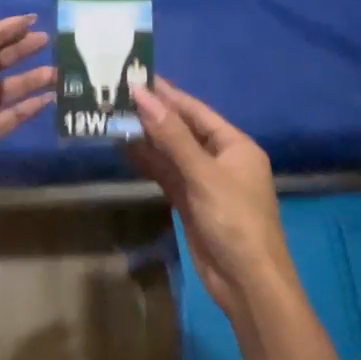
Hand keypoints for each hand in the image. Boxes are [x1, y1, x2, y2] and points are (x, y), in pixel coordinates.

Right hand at [125, 78, 291, 315]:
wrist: (247, 282)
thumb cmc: (235, 221)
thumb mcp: (204, 174)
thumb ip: (172, 136)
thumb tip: (143, 96)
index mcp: (235, 145)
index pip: (195, 111)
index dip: (167, 94)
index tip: (136, 76)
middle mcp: (220, 159)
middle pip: (182, 129)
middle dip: (153, 114)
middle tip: (116, 95)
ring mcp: (204, 182)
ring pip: (171, 152)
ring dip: (146, 137)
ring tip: (113, 116)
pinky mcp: (190, 202)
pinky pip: (166, 174)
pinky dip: (148, 162)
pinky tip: (125, 148)